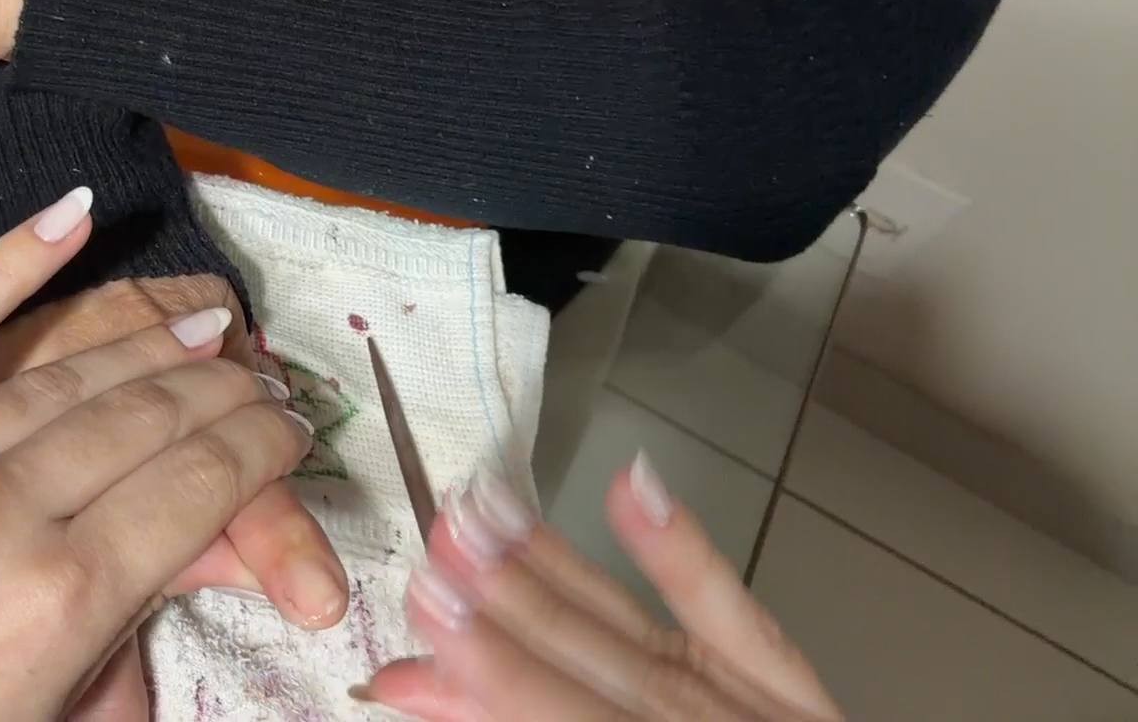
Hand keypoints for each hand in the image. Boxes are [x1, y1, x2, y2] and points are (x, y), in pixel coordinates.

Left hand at [0, 187, 315, 719]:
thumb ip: (131, 635)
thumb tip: (195, 541)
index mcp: (57, 604)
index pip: (198, 483)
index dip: (261, 445)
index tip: (289, 427)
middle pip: (144, 418)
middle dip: (223, 394)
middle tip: (262, 380)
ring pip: (66, 377)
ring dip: (152, 345)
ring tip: (206, 330)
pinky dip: (9, 264)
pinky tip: (74, 216)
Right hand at [361, 457, 841, 721]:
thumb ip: (490, 720)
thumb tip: (397, 680)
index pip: (560, 712)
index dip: (493, 660)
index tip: (428, 597)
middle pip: (591, 653)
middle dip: (511, 592)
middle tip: (445, 529)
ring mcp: (742, 705)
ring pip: (634, 624)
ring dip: (553, 558)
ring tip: (484, 498)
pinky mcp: (780, 679)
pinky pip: (732, 612)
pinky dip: (679, 549)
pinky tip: (631, 480)